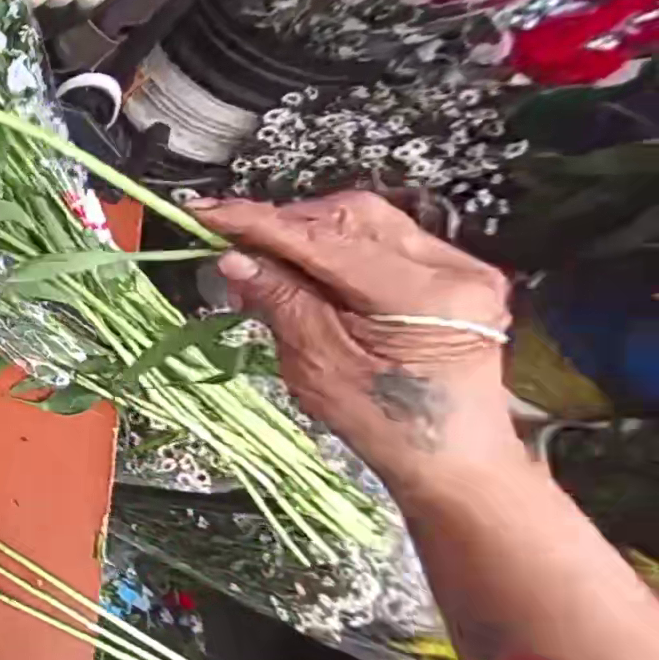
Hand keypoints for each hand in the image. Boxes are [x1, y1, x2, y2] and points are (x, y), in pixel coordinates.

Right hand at [187, 192, 521, 487]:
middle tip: (223, 242)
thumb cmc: (380, 417)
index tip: (204, 212)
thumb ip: (281, 301)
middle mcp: (453, 267)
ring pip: (360, 219)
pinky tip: (292, 267)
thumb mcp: (315, 362)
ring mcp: (454, 265)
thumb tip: (234, 258)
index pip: (324, 242)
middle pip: (348, 217)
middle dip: (279, 223)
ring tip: (255, 259)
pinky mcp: (441, 270)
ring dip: (298, 231)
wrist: (446, 447)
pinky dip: (321, 245)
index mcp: (425, 296)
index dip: (257, 223)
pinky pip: (372, 237)